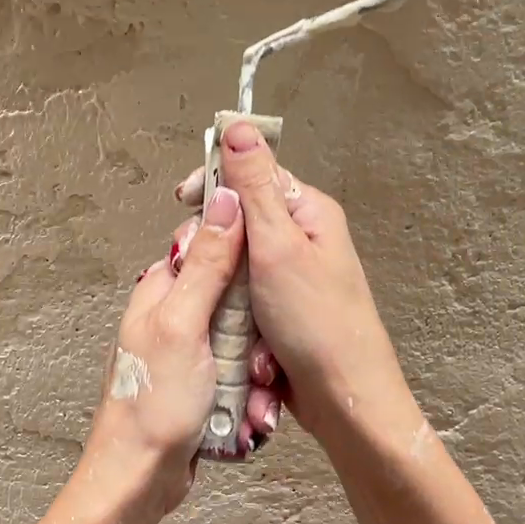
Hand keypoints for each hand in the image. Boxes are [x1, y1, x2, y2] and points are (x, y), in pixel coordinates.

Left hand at [85, 186, 278, 514]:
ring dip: (254, 369)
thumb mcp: (183, 325)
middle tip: (254, 360)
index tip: (270, 269)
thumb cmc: (152, 404)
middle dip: (255, 329)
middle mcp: (174, 314)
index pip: (209, 242)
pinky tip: (246, 416)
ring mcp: (191, 351)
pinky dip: (248, 394)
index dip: (244, 250)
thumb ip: (208, 265)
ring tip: (249, 396)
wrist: (139, 478)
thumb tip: (226, 200)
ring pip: (245, 339)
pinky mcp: (204, 383)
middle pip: (237, 296)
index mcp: (161, 288)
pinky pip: (240, 374)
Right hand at [177, 121, 404, 444]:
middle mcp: (298, 238)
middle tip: (200, 271)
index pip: (251, 174)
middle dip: (212, 250)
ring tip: (226, 318)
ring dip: (222, 292)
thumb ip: (254, 187)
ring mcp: (287, 277)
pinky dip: (233, 317)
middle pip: (234, 223)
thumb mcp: (278, 246)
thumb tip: (239, 126)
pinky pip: (238, 300)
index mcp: (306, 211)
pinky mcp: (276, 310)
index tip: (181, 200)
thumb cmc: (316, 321)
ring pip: (230, 266)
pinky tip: (238, 339)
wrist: (343, 398)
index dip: (214, 183)